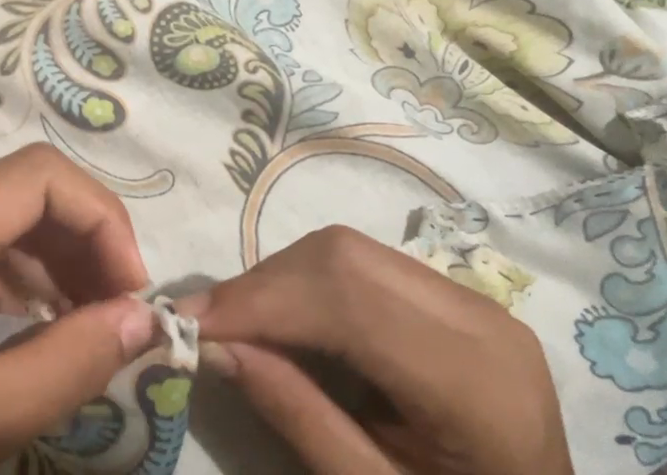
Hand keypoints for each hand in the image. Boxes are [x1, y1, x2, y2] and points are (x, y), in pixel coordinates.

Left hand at [0, 144, 160, 473]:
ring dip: (41, 254)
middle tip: (113, 312)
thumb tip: (141, 318)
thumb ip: (69, 362)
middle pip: (16, 185)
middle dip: (78, 238)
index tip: (131, 295)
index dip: (103, 221)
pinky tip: (17, 322)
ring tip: (77, 321)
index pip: (42, 175)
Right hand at [175, 225, 571, 474]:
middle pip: (341, 258)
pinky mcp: (456, 299)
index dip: (258, 302)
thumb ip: (299, 418)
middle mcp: (480, 321)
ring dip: (278, 280)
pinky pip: (361, 263)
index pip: (346, 301)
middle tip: (202, 325)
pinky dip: (305, 283)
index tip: (186, 323)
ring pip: (345, 249)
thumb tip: (217, 346)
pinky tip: (282, 321)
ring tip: (237, 326)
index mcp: (476, 384)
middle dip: (260, 286)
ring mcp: (473, 303)